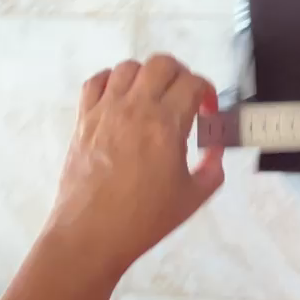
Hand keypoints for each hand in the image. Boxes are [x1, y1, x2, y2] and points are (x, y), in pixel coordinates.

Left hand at [43, 54, 224, 276]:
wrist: (90, 236)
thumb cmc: (143, 219)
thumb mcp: (192, 198)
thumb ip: (213, 168)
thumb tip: (215, 149)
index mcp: (166, 124)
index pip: (193, 83)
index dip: (207, 92)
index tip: (207, 111)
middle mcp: (136, 107)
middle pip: (162, 63)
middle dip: (180, 75)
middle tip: (183, 97)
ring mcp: (106, 110)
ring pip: (129, 67)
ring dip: (147, 76)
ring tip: (151, 97)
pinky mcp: (83, 119)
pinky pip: (95, 82)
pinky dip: (110, 82)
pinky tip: (119, 99)